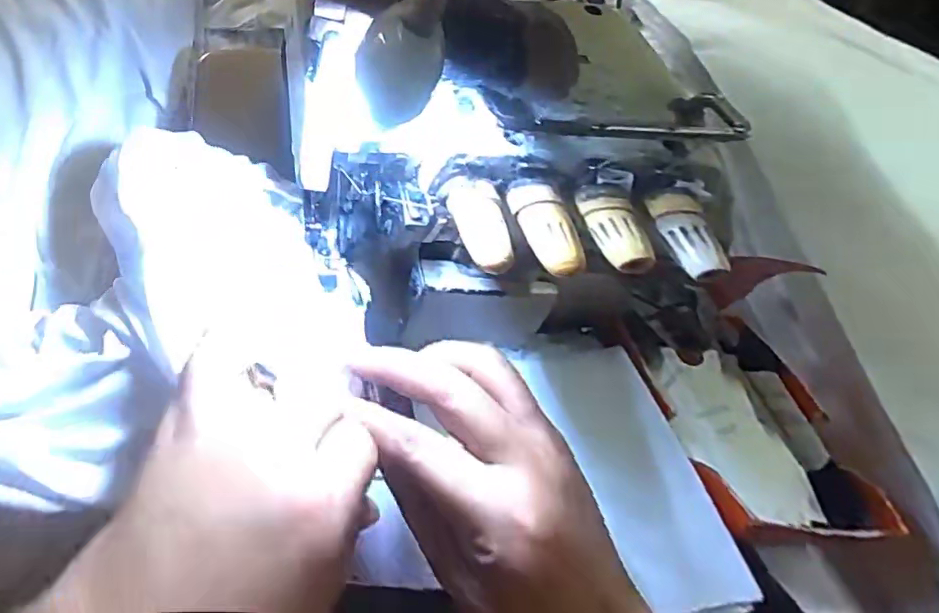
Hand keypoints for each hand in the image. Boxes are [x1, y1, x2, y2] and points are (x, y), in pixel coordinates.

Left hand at [34, 331, 378, 612]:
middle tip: (313, 426)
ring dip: (290, 372)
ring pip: (284, 362)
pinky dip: (237, 330)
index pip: (362, 433)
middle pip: (327, 393)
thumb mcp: (317, 586)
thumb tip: (360, 481)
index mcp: (318, 500)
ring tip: (287, 381)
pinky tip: (250, 327)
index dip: (353, 445)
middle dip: (326, 409)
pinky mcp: (188, 405)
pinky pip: (220, 343)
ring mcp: (230, 419)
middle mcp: (280, 449)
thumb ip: (348, 525)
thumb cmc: (238, 609)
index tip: (340, 454)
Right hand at [348, 343, 646, 612]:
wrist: (600, 611)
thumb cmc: (521, 606)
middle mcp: (525, 457)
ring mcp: (543, 433)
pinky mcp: (549, 424)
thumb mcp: (456, 572)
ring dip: (433, 352)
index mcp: (499, 511)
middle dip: (395, 364)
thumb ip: (415, 501)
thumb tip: (374, 439)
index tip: (339, 401)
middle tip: (356, 358)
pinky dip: (462, 362)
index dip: (372, 419)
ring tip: (399, 364)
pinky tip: (437, 374)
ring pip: (483, 361)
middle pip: (451, 385)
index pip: (420, 446)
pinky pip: (502, 373)